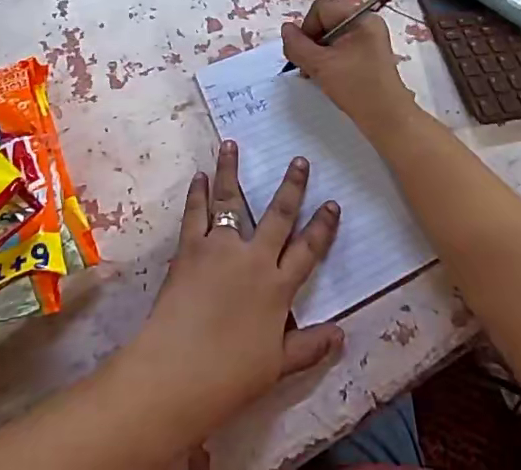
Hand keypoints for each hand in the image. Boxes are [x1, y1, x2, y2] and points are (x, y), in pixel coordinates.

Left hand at [121, 141, 342, 432]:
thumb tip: (342, 334)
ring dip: (231, 171)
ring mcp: (220, 249)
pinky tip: (200, 176)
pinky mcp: (190, 249)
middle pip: (277, 215)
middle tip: (299, 160)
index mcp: (278, 287)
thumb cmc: (231, 375)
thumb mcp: (277, 366)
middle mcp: (254, 259)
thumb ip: (308, 346)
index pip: (308, 250)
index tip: (332, 202)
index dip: (322, 226)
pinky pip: (195, 214)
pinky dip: (198, 193)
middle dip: (291, 186)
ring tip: (231, 144)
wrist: (178, 372)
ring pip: (230, 201)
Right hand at [281, 0, 416, 128]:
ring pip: (332, 35)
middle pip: (326, 20)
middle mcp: (367, 21)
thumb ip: (297, 45)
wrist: (387, 117)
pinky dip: (330, 58)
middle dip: (312, 41)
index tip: (305, 54)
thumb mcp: (319, 65)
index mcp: (360, 17)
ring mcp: (369, 37)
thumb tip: (286, 29)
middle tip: (308, 66)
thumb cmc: (355, 87)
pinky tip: (328, 76)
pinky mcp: (369, 53)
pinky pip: (342, 46)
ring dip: (319, 52)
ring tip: (317, 73)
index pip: (320, 9)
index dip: (307, 28)